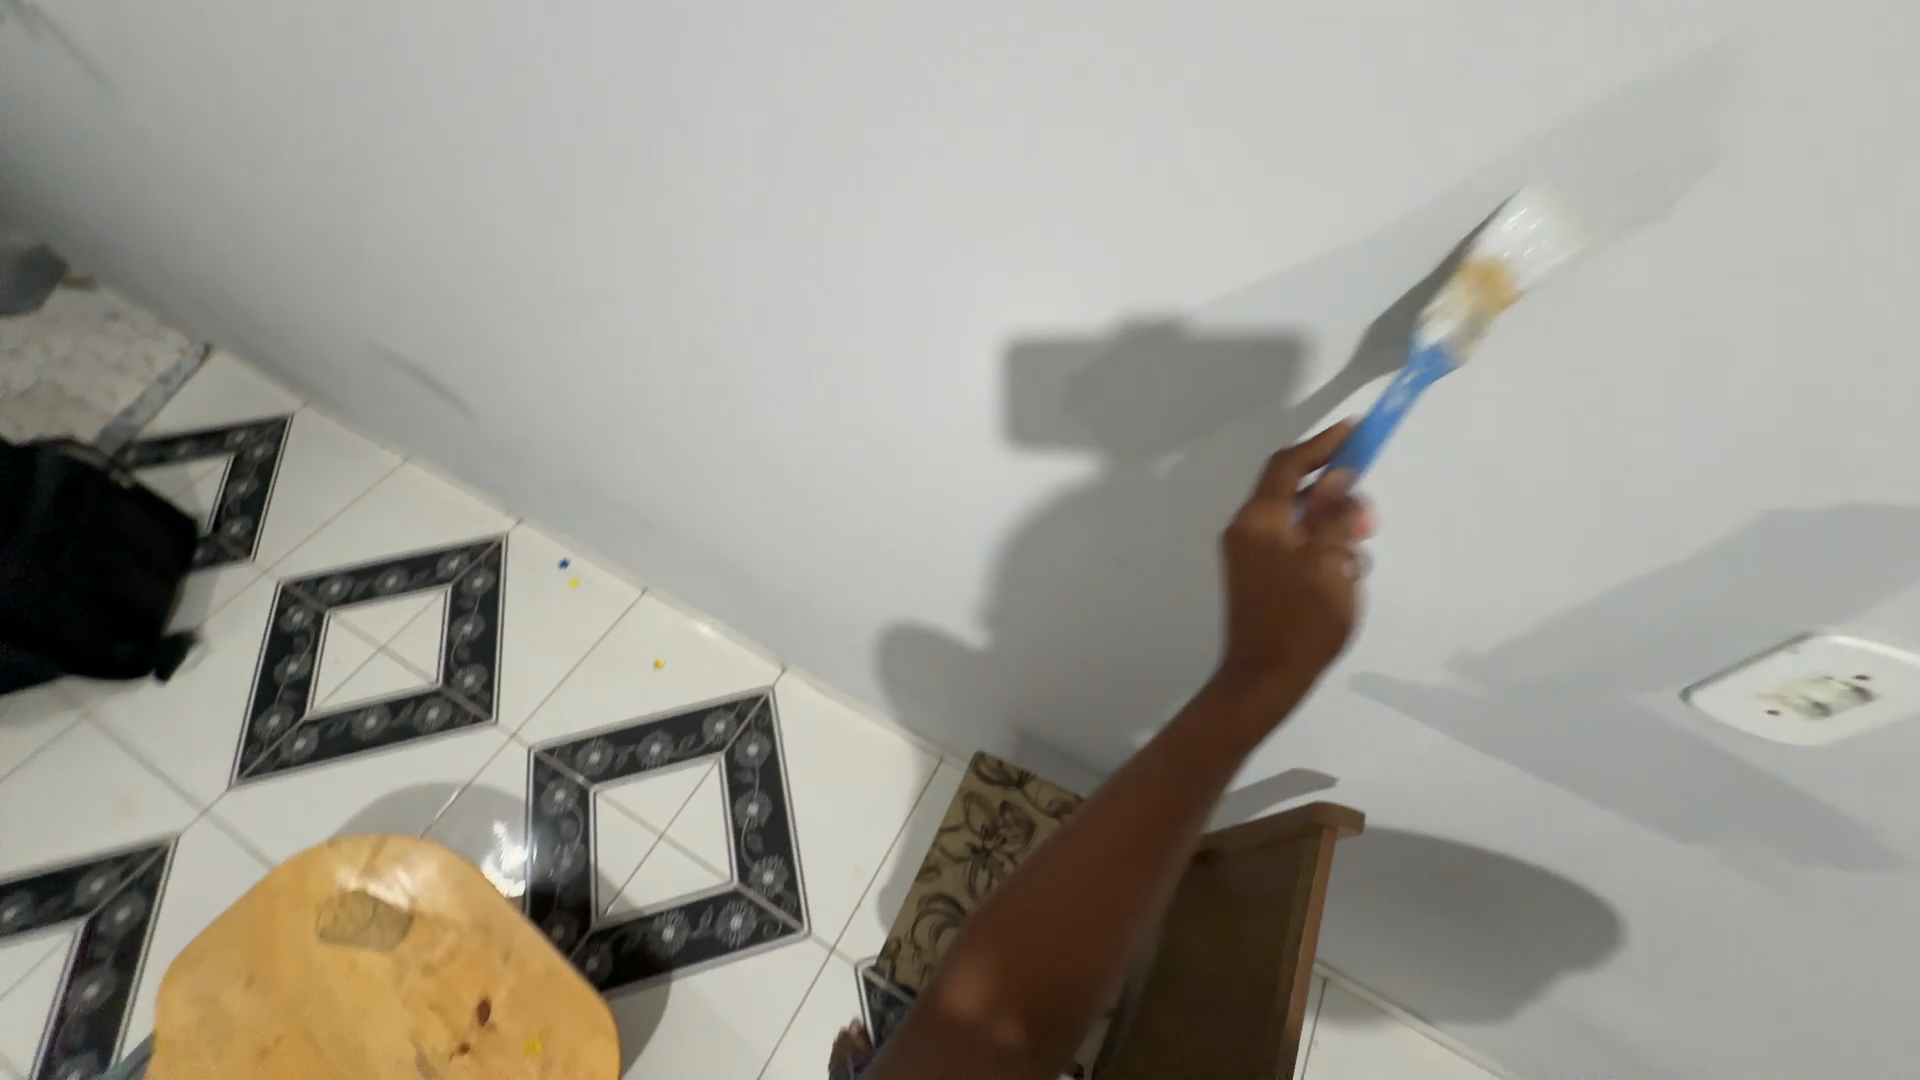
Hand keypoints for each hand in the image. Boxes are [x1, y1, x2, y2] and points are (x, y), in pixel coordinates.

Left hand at [1212, 420, 1375, 713]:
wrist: (1263, 678)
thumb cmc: (1302, 621)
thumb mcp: (1330, 562)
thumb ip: (1333, 514)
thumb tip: (1336, 475)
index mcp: (1258, 521)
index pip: (1288, 465)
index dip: (1322, 444)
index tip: (1356, 429)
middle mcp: (1246, 531)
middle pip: (1294, 493)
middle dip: (1336, 497)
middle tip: (1371, 522)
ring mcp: (1248, 555)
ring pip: (1298, 523)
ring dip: (1332, 528)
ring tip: (1358, 559)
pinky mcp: (1257, 577)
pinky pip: (1292, 547)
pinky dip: (1320, 550)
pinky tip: (1343, 577)